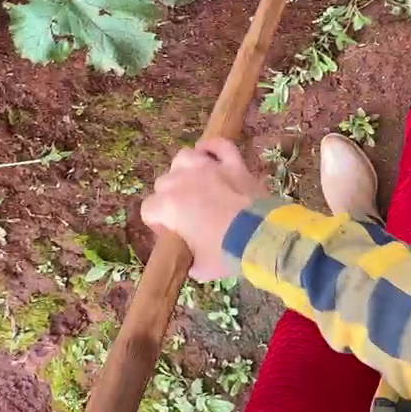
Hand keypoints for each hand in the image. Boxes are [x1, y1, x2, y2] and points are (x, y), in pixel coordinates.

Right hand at [142, 138, 267, 280]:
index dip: (157, 223)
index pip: (149, 209)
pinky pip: (219, 145)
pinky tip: (207, 153)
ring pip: (184, 158)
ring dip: (184, 170)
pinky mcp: (234, 164)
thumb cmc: (226, 252)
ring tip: (192, 185)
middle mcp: (184, 180)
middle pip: (163, 183)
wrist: (262, 237)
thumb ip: (188, 259)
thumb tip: (191, 260)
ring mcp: (210, 168)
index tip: (171, 235)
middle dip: (169, 198)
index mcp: (169, 205)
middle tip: (185, 216)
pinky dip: (212, 147)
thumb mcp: (200, 266)